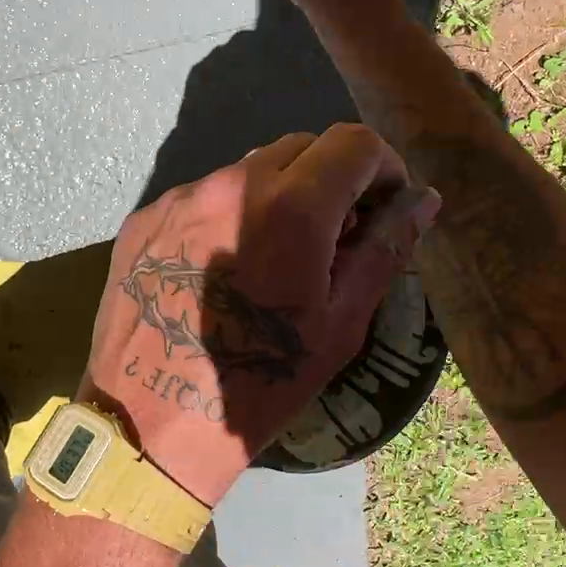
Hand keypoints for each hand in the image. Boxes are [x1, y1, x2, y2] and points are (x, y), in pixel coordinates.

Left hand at [77, 124, 439, 506]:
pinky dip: (227, 216)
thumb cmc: (261, 383)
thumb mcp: (339, 324)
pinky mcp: (142, 220)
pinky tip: (223, 271)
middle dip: (331, 180)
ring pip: (247, 170)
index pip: (355, 142)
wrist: (151, 423)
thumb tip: (423, 198)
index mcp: (290, 207)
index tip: (382, 209)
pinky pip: (201, 197)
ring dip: (277, 196)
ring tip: (274, 259)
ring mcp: (178, 199)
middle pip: (300, 148)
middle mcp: (229, 184)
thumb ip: (384, 248)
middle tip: (333, 239)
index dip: (383, 169)